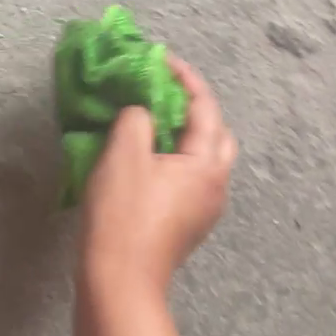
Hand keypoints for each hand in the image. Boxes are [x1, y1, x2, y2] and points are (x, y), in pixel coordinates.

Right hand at [79, 57, 236, 297]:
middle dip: (193, 105)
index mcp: (207, 164)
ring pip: (204, 156)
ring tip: (150, 115)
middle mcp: (215, 185)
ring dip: (182, 130)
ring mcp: (203, 208)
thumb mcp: (124, 151)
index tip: (159, 58)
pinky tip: (145, 153)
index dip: (184, 77)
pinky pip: (189, 174)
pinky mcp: (185, 222)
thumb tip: (142, 111)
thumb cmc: (123, 212)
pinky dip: (174, 152)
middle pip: (216, 133)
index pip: (205, 107)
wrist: (119, 278)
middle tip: (160, 89)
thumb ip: (137, 117)